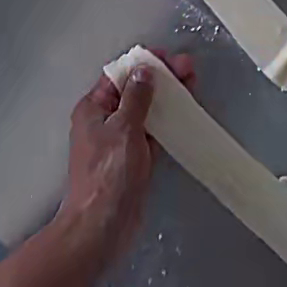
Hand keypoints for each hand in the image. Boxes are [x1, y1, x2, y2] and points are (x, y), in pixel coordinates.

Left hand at [56, 48, 194, 261]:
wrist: (101, 228)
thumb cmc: (108, 173)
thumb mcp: (123, 128)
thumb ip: (137, 97)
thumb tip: (144, 70)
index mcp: (94, 108)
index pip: (120, 75)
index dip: (144, 63)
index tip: (168, 58)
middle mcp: (105, 120)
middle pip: (136, 89)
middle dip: (161, 77)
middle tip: (188, 68)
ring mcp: (121, 140)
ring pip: (148, 109)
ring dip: (168, 96)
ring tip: (192, 83)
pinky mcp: (135, 158)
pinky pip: (154, 131)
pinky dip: (169, 120)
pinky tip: (186, 112)